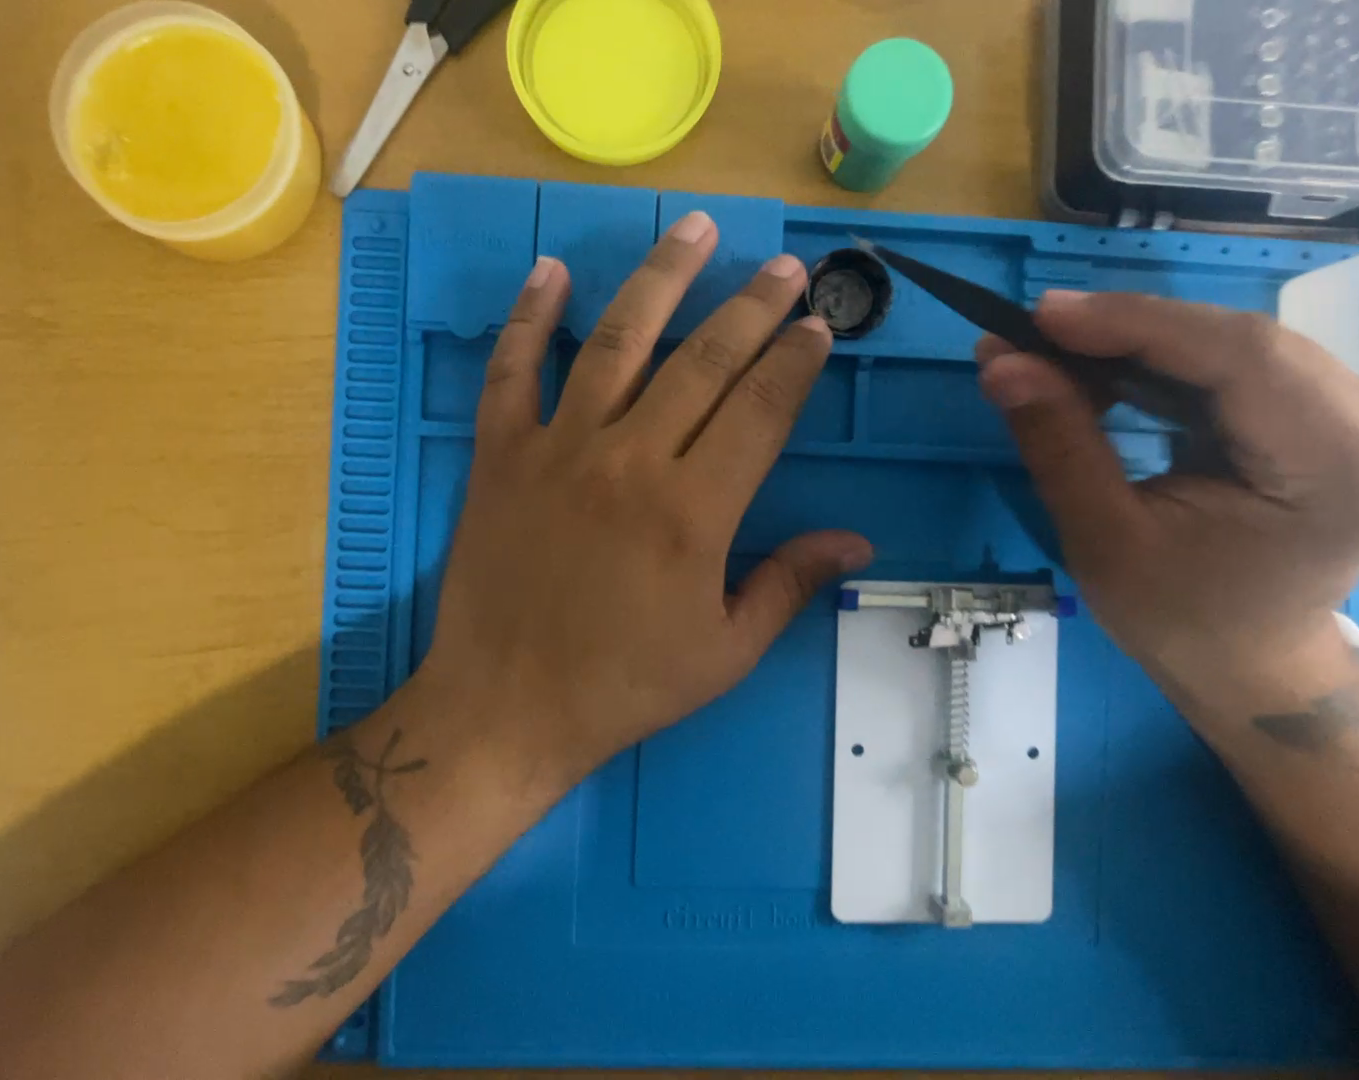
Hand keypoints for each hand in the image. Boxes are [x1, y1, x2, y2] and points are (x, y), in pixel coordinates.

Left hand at [419, 212, 872, 778]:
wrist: (507, 707)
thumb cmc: (624, 686)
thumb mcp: (725, 651)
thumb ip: (790, 583)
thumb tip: (858, 541)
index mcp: (694, 511)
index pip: (760, 410)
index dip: (795, 361)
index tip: (819, 325)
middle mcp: (630, 460)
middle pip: (702, 361)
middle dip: (751, 307)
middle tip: (784, 267)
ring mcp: (558, 449)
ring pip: (616, 343)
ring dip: (659, 280)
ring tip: (693, 229)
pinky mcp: (500, 456)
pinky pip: (510, 372)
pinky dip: (526, 318)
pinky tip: (547, 271)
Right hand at [977, 292, 1358, 710]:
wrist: (1251, 663)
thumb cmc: (1179, 617)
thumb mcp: (1103, 538)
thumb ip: (1057, 442)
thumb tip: (1000, 360)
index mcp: (1346, 467)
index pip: (1244, 355)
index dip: (1136, 322)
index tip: (1041, 314)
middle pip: (1244, 343)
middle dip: (1129, 334)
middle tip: (1033, 337)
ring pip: (1242, 346)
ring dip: (1144, 348)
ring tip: (1059, 361)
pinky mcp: (1350, 414)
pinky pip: (1250, 365)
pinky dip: (1173, 366)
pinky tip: (1113, 378)